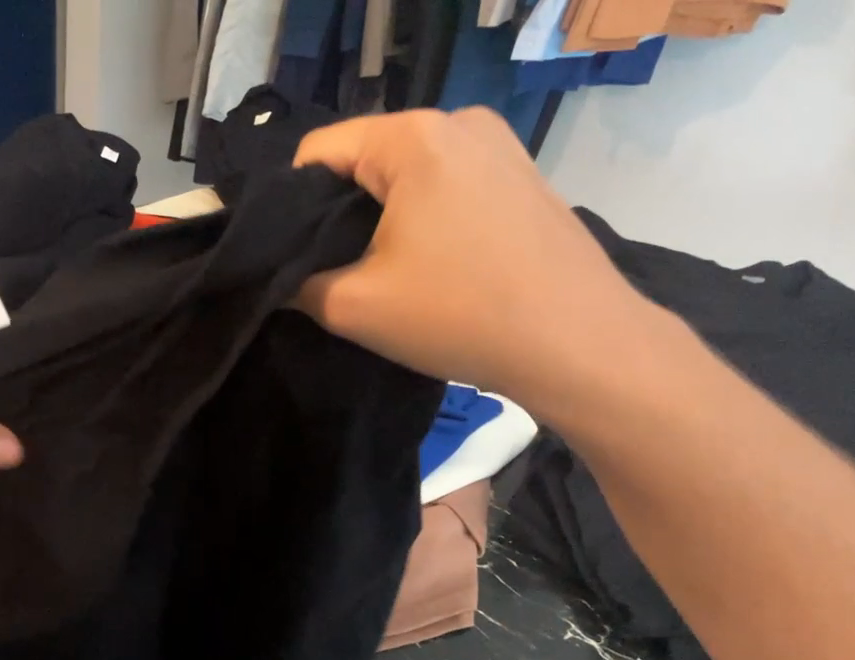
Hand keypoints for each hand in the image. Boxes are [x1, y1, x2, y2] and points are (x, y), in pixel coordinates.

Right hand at [293, 108, 666, 400]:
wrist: (577, 342)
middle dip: (336, 215)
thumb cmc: (458, 314)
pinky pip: (445, 187)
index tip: (290, 259)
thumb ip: (295, 284)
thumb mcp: (352, 306)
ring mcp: (499, 145)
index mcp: (413, 138)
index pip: (316, 152)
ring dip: (379, 221)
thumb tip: (278, 276)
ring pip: (404, 176)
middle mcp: (459, 122)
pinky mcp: (521, 175)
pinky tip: (429, 268)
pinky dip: (421, 221)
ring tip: (379, 275)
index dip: (288, 207)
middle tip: (330, 274)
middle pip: (363, 161)